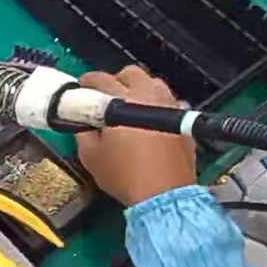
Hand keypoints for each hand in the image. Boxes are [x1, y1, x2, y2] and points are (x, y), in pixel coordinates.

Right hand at [74, 66, 198, 206]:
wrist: (162, 192)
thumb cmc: (124, 175)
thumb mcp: (91, 158)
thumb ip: (84, 135)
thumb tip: (83, 125)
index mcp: (122, 102)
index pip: (102, 79)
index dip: (89, 81)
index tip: (82, 86)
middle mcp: (149, 96)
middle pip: (132, 73)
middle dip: (117, 80)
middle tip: (107, 95)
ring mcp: (170, 104)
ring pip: (154, 83)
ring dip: (140, 89)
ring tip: (131, 105)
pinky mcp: (183, 119)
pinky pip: (170, 101)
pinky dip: (158, 105)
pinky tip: (152, 119)